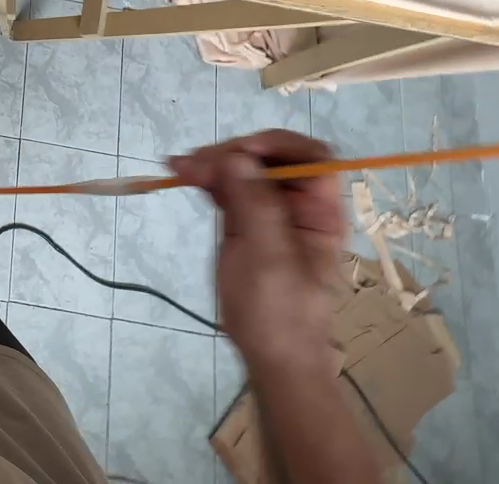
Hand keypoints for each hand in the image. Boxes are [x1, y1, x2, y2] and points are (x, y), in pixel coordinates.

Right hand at [170, 130, 344, 371]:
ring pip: (241, 168)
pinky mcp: (242, 219)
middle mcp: (296, 205)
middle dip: (232, 154)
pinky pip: (224, 185)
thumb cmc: (279, 312)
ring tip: (178, 166)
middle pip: (268, 158)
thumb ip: (255, 205)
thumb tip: (237, 156)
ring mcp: (267, 211)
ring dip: (211, 162)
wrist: (269, 353)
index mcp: (320, 212)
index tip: (242, 150)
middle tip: (195, 163)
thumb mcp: (269, 259)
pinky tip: (181, 172)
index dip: (280, 145)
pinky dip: (203, 176)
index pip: (312, 158)